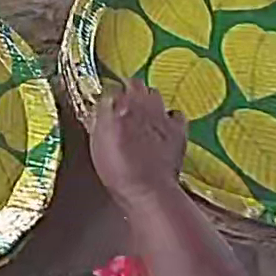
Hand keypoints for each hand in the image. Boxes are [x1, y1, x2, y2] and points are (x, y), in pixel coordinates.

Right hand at [91, 80, 185, 215]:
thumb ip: (98, 121)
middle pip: (134, 84)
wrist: (148, 191)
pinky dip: (170, 117)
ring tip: (143, 112)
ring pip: (154, 93)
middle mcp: (140, 104)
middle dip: (128, 89)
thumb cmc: (117, 171)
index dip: (107, 95)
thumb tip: (100, 108)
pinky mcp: (178, 129)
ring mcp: (161, 115)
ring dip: (148, 99)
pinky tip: (164, 126)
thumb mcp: (97, 144)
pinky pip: (175, 113)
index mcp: (115, 105)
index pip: (109, 88)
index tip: (104, 104)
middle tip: (123, 104)